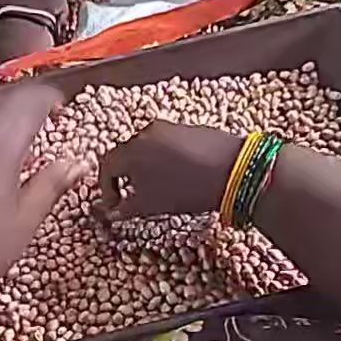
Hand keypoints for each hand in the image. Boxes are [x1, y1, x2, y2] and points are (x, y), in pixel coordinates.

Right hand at [95, 120, 242, 218]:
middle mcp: (146, 132)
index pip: (107, 166)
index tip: (113, 205)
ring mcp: (169, 127)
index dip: (106, 188)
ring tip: (155, 189)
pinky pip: (166, 144)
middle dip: (125, 177)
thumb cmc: (184, 190)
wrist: (233, 171)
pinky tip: (176, 177)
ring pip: (146, 149)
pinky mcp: (188, 129)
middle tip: (131, 197)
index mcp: (130, 150)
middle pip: (125, 154)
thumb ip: (124, 208)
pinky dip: (162, 160)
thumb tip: (112, 212)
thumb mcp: (150, 205)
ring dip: (144, 168)